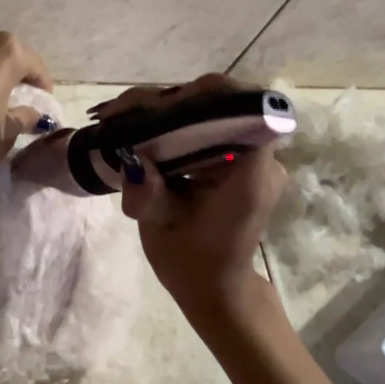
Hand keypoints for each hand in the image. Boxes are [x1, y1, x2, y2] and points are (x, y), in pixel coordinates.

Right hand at [102, 75, 288, 312]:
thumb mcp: (163, 227)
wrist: (213, 286)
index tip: (161, 107)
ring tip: (125, 113)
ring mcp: (248, 155)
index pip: (245, 109)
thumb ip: (149, 195)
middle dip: (171, 99)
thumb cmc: (193, 262)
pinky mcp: (233, 157)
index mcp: (252, 173)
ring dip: (168, 106)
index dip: (204, 97)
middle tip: (126, 110)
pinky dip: (173, 118)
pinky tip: (140, 123)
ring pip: (211, 108)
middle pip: (222, 101)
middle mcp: (259, 158)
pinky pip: (207, 124)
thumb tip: (132, 161)